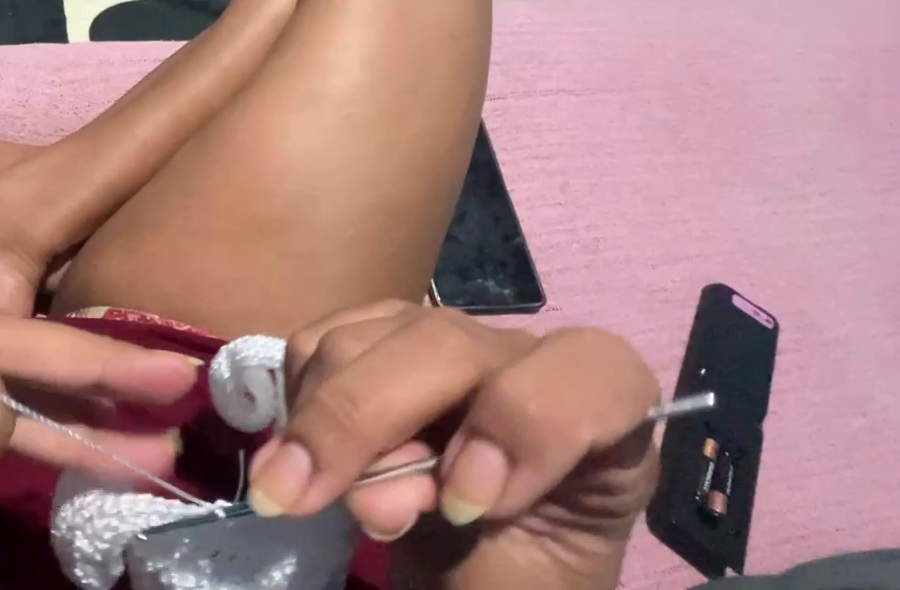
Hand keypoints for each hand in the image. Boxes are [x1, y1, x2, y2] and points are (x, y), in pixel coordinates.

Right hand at [248, 301, 662, 589]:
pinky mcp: (367, 337)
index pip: (590, 373)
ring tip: (308, 498)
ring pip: (360, 340)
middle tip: (297, 498)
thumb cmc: (510, 586)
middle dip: (362, 421)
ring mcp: (434, 336)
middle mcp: (516, 356)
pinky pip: (312, 345)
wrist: (464, 572)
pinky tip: (308, 454)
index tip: (465, 508)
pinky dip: (295, 403)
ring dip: (317, 424)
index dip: (524, 427)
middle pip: (440, 343)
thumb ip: (475, 544)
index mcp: (604, 417)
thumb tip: (374, 497)